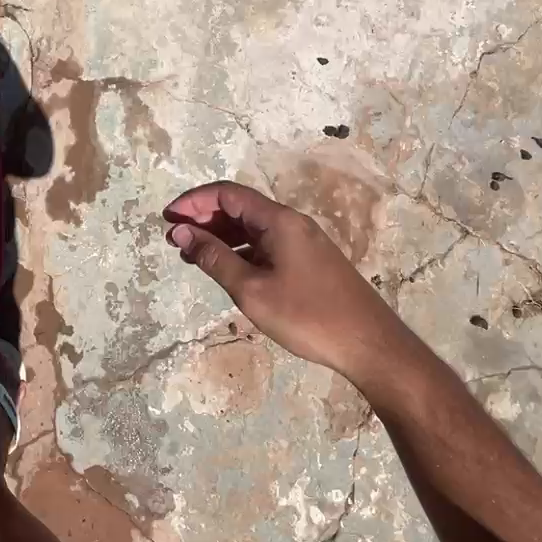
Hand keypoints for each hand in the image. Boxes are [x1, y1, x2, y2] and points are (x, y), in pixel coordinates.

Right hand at [162, 181, 418, 388]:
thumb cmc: (308, 316)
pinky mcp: (309, 262)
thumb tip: (181, 233)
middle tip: (173, 238)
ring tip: (190, 255)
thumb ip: (213, 258)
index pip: (227, 194)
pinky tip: (224, 268)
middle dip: (202, 218)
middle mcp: (291, 223)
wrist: (373, 347)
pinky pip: (264, 244)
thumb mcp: (251, 289)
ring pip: (251, 227)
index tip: (168, 219)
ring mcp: (302, 242)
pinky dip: (238, 250)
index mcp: (278, 220)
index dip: (193, 202)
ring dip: (218, 236)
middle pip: (238, 207)